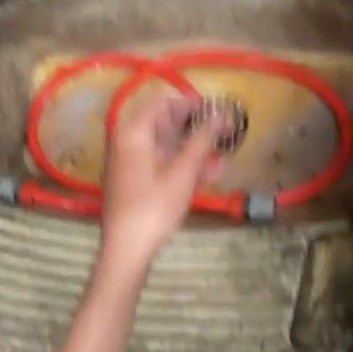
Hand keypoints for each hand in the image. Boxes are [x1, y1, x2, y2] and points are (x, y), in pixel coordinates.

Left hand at [98, 93, 226, 276]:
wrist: (126, 248)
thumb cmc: (154, 207)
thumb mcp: (183, 172)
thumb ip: (202, 140)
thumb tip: (220, 115)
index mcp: (134, 132)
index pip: (163, 102)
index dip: (192, 103)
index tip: (218, 111)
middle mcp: (127, 142)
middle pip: (165, 123)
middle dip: (196, 127)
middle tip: (226, 133)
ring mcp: (130, 163)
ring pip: (166, 145)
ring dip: (194, 147)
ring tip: (224, 155)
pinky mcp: (135, 181)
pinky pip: (161, 163)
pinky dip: (183, 164)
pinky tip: (209, 173)